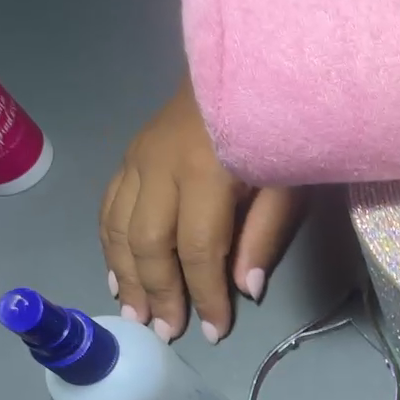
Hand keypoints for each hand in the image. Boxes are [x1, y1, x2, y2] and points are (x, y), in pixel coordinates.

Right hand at [101, 84, 302, 343]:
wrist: (246, 66)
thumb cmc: (279, 127)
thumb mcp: (289, 182)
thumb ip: (264, 235)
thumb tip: (246, 290)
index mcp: (204, 174)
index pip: (199, 250)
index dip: (205, 295)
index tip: (212, 332)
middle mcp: (159, 167)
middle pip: (149, 243)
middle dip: (157, 293)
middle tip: (163, 333)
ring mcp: (137, 157)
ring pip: (119, 227)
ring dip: (125, 275)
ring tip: (134, 314)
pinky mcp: (130, 154)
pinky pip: (110, 206)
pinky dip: (110, 244)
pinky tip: (116, 273)